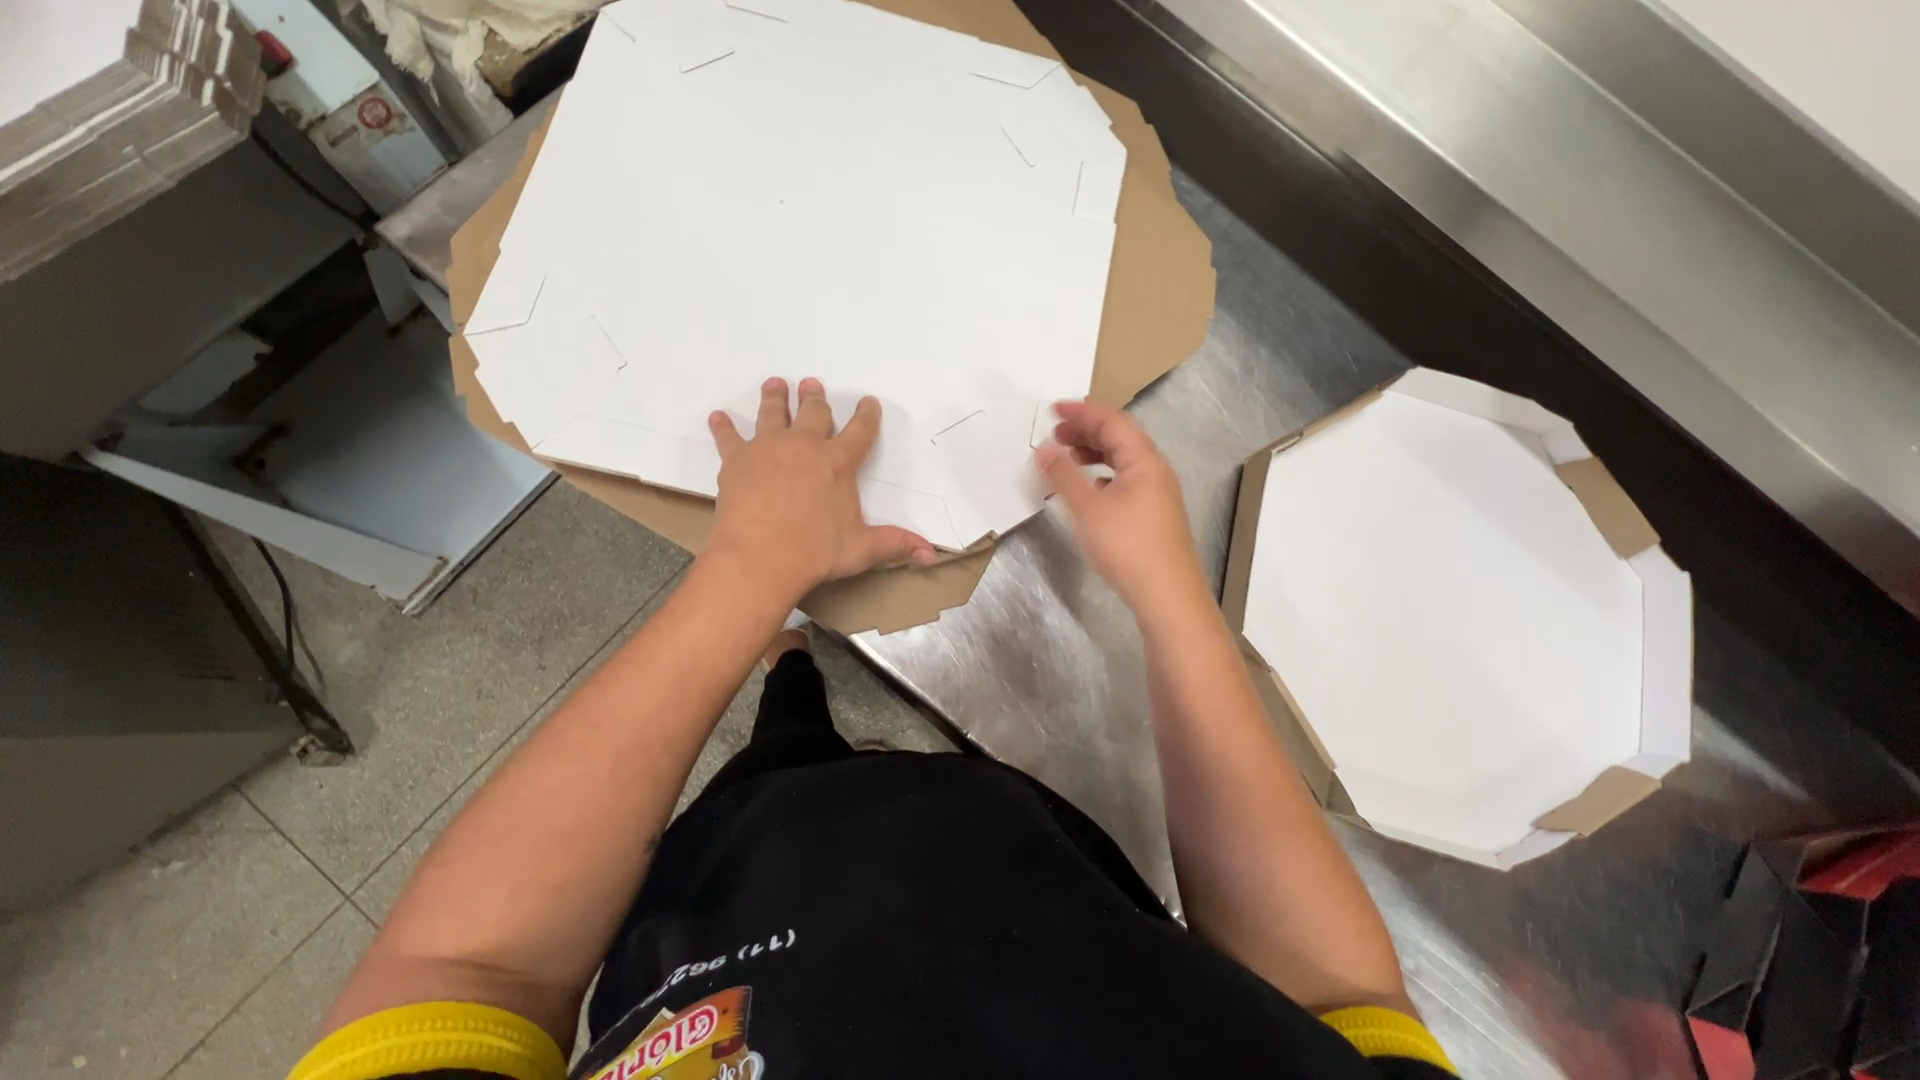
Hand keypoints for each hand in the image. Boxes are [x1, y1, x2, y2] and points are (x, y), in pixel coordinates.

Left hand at [706, 377, 937, 600]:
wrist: (759, 558)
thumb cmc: (815, 553)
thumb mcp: (862, 550)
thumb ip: (896, 545)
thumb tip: (930, 554)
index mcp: (838, 463)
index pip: (860, 430)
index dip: (867, 414)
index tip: (868, 402)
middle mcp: (804, 447)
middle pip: (813, 412)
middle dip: (815, 398)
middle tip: (812, 385)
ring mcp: (768, 449)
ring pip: (772, 414)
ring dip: (775, 397)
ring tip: (776, 384)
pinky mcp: (736, 461)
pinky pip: (728, 438)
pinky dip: (723, 427)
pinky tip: (717, 417)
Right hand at [1036, 400, 1207, 611]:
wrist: (1167, 595)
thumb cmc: (1128, 546)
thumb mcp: (1088, 509)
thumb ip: (1064, 475)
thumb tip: (1044, 448)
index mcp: (1144, 460)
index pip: (1113, 421)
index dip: (1082, 411)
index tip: (1053, 410)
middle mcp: (1155, 471)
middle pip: (1121, 438)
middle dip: (1087, 431)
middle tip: (1055, 434)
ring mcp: (1157, 494)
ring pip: (1124, 461)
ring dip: (1094, 453)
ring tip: (1068, 459)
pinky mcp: (1154, 515)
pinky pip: (1126, 481)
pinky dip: (1103, 476)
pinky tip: (1089, 490)